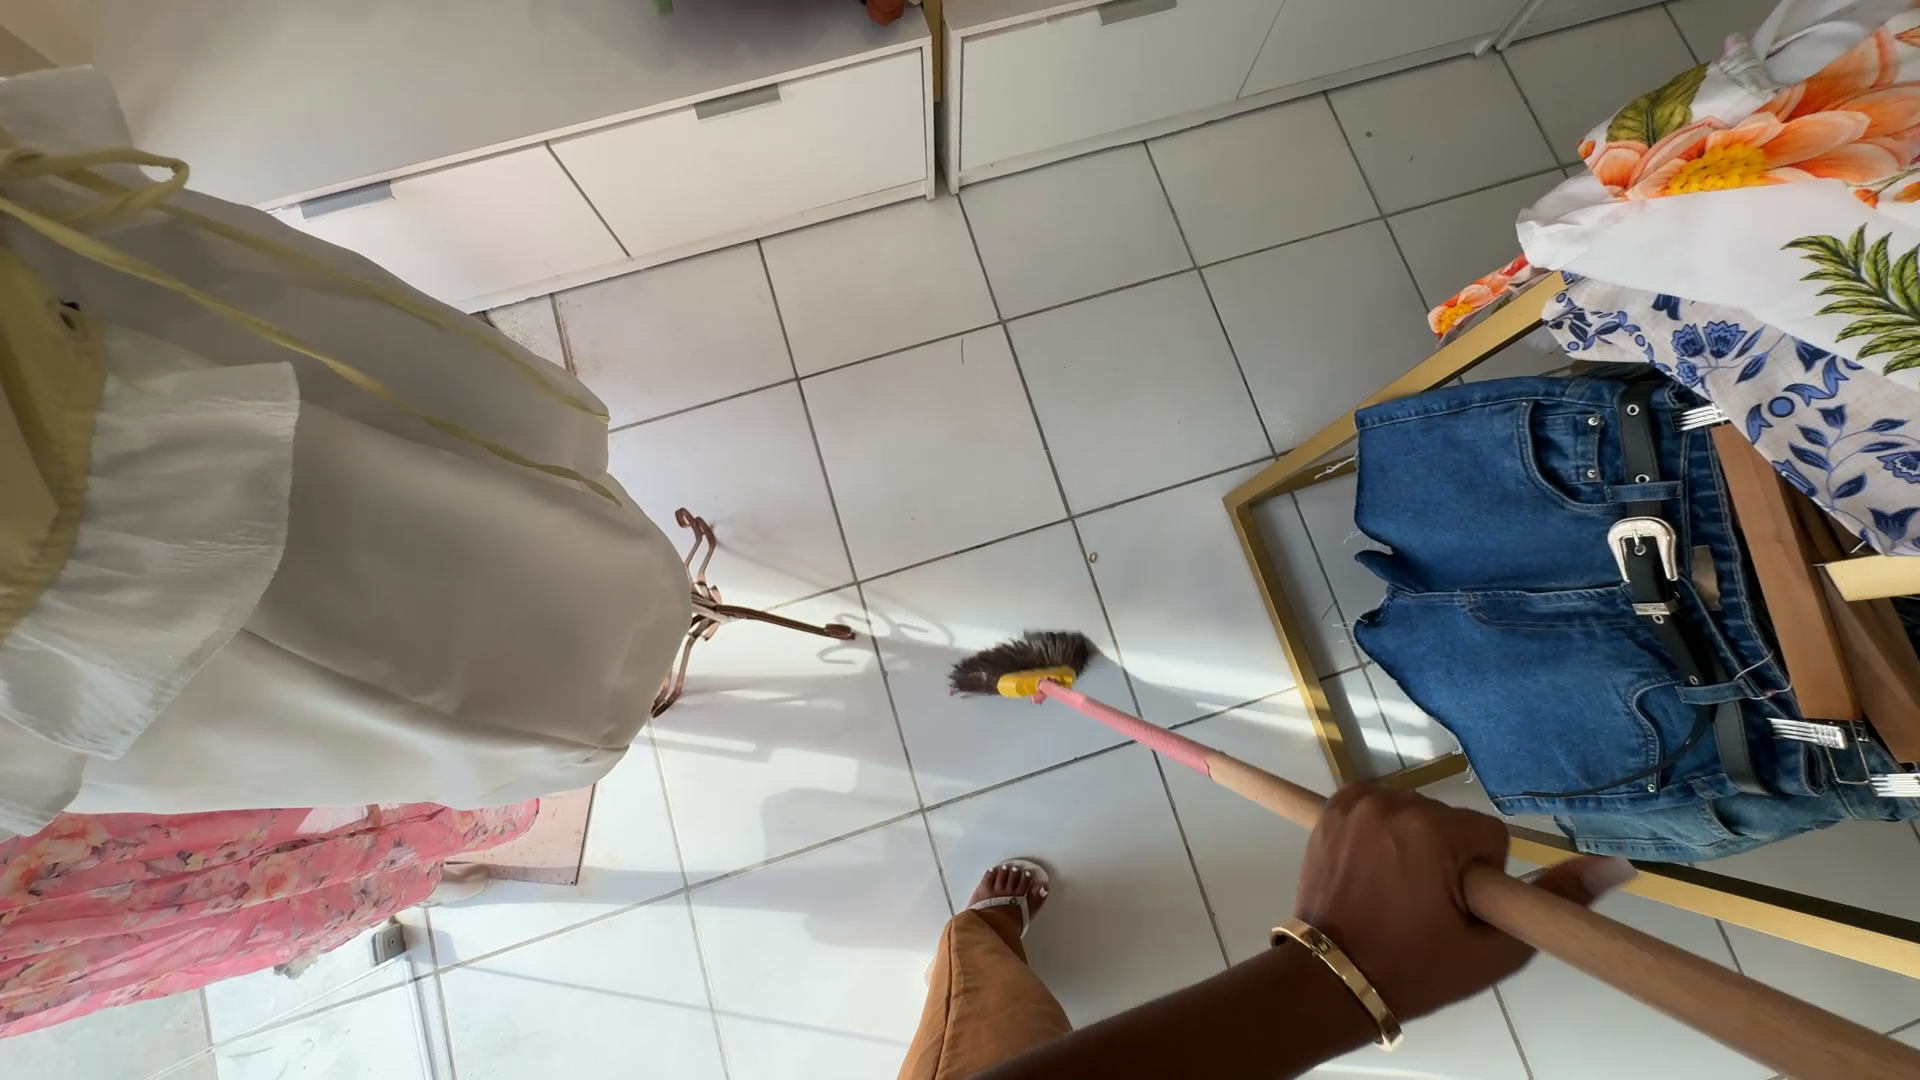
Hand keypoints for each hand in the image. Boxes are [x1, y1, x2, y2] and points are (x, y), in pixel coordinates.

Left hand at [1294, 783, 1635, 1021]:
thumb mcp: (1497, 946)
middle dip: (1447, 853)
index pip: (1489, 834)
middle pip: (1448, 818)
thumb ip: (1559, 902)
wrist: (1336, 969)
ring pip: (1413, 810)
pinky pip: (1376, 803)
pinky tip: (1375, 863)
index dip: (1484, 873)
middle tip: (1425, 900)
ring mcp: (1354, 801)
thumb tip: (1620, 865)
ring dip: (1414, 839)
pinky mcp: (1330, 806)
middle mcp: (1389, 803)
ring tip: (1397, 886)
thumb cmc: (1418, 966)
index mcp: (1431, 830)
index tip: (1460, 903)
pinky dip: (1382, 827)